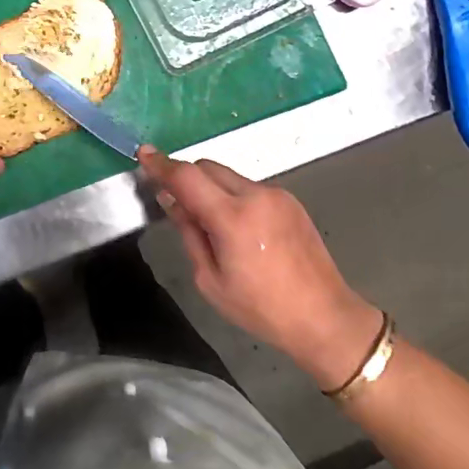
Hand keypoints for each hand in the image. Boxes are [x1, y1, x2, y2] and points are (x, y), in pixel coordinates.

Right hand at [139, 146, 381, 390]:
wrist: (323, 315)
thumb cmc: (261, 308)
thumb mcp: (210, 279)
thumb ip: (189, 232)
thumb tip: (172, 200)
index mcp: (233, 218)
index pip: (188, 177)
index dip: (162, 165)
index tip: (144, 154)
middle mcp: (256, 195)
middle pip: (208, 167)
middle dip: (185, 176)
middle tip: (171, 198)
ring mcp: (276, 194)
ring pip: (229, 176)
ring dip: (210, 187)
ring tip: (207, 222)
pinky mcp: (290, 200)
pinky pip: (249, 187)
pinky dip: (232, 196)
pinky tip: (236, 227)